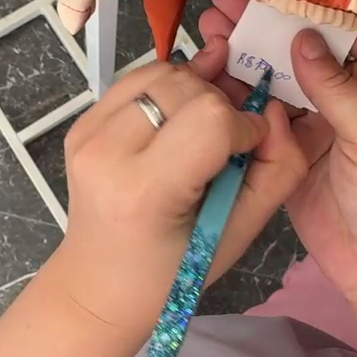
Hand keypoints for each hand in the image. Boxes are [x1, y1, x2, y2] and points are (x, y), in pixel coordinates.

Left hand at [51, 48, 309, 335]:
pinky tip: (176, 119)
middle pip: (186, 87)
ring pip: (162, 72)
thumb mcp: (239, 233)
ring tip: (203, 125)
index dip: (243, 125)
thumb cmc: (174, 271)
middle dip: (220, 105)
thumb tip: (275, 110)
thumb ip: (277, 170)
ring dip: (194, 90)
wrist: (100, 284)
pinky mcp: (80, 121)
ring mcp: (87, 132)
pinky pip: (138, 78)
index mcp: (143, 191)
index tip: (249, 148)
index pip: (210, 120)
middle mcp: (106, 152)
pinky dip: (167, 88)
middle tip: (228, 137)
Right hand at [196, 0, 356, 308]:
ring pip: (280, 82)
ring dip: (248, 56)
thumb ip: (338, 88)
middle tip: (225, 1)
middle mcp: (352, 98)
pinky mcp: (291, 154)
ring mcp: (319, 126)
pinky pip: (265, 118)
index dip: (309, 8)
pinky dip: (241, 97)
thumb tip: (301, 37)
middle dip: (268, 27)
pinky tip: (212, 75)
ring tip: (210, 28)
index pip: (348, 32)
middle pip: (306, 52)